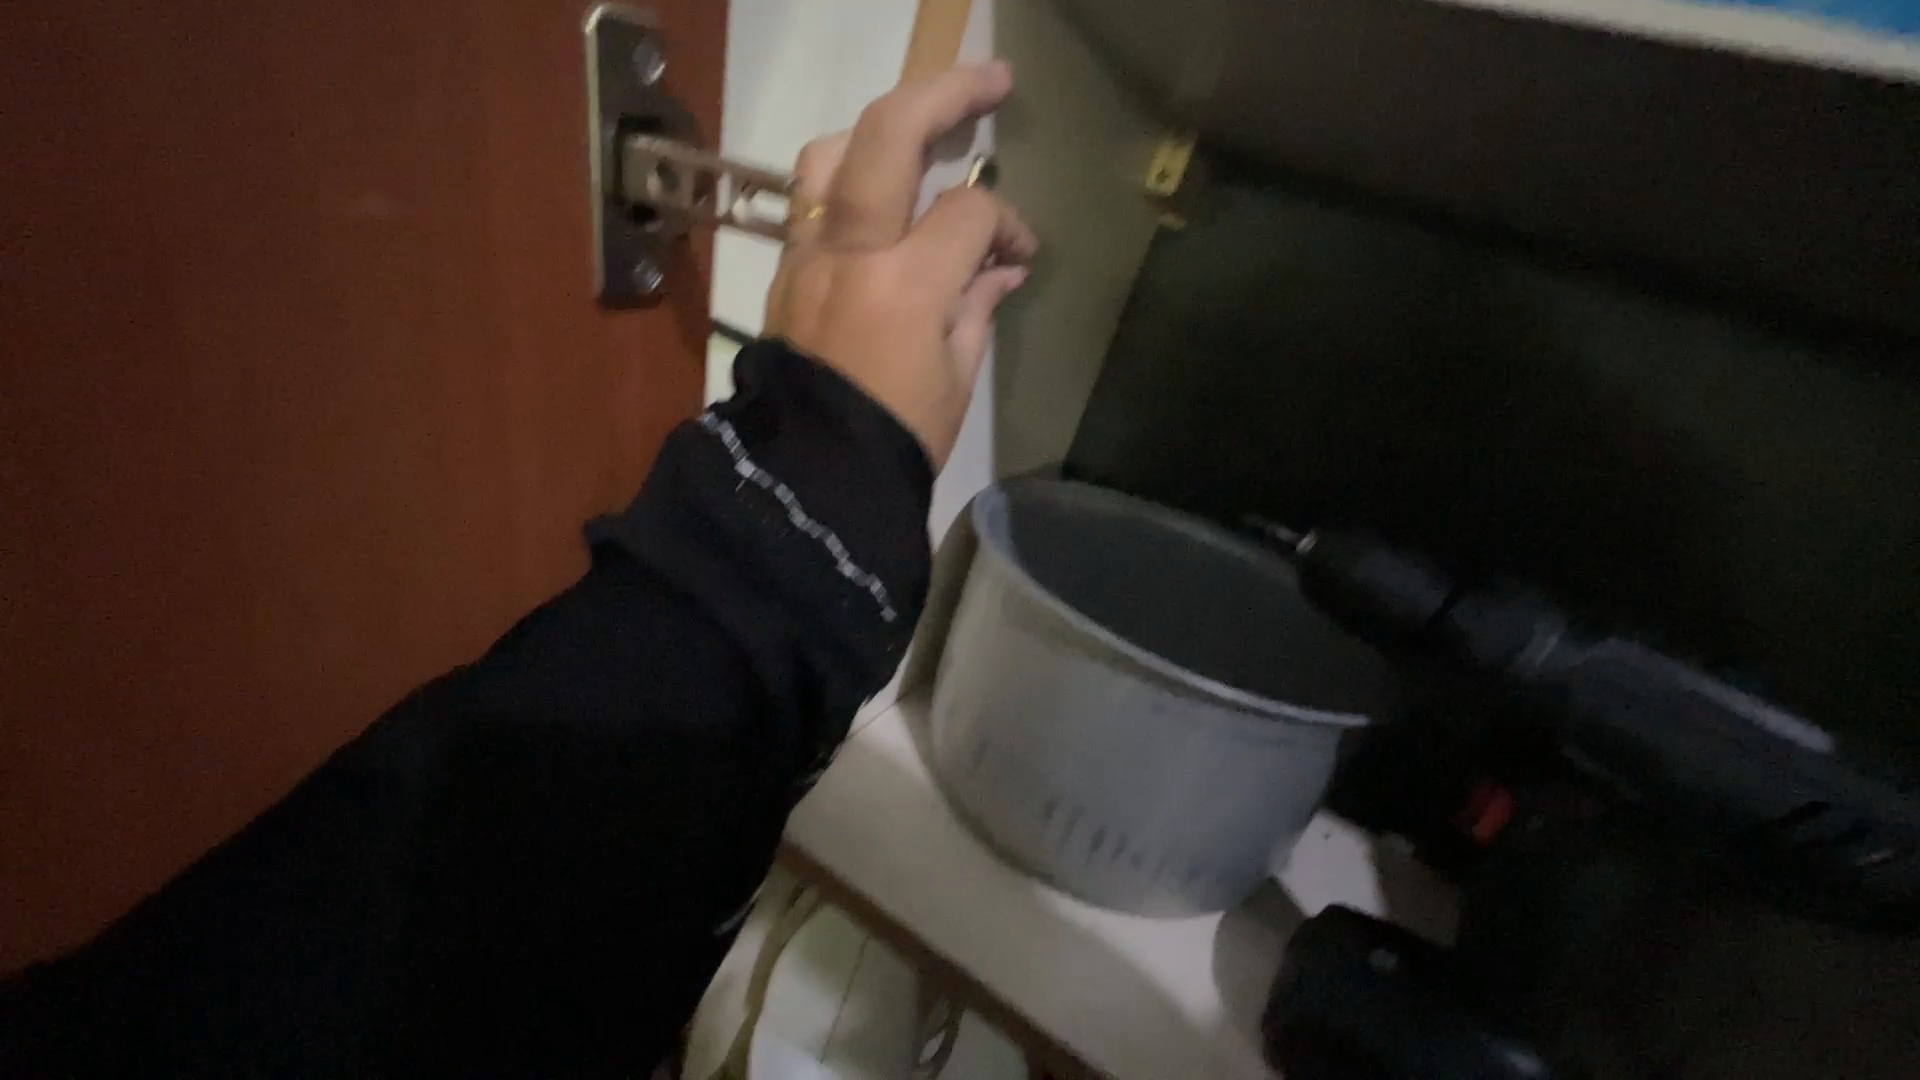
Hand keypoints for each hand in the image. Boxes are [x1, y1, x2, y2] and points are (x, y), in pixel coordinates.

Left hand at [764, 62, 1037, 467]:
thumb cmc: (900, 437)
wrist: (816, 475)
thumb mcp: (958, 377)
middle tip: (992, 83)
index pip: (968, 214)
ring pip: (830, 153)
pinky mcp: (785, 273)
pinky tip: (878, 197)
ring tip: (918, 137)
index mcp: (905, 286)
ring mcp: (807, 256)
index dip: (1006, 222)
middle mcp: (849, 252)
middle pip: (889, 133)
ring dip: (879, 131)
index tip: (1021, 251)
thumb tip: (1002, 265)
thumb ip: (978, 305)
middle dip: (947, 94)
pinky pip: (810, 201)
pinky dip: (848, 181)